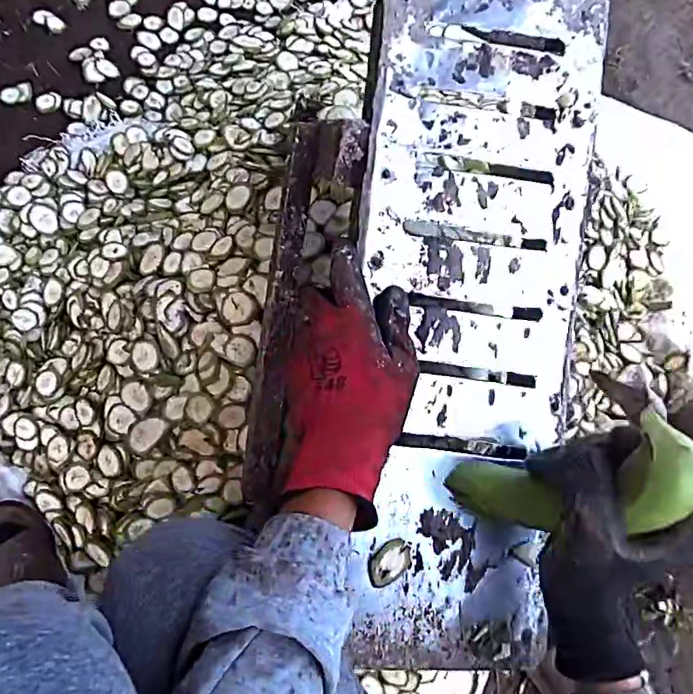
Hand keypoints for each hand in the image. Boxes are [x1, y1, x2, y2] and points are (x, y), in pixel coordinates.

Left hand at [278, 246, 418, 529]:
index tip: (344, 249)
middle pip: (313, 293)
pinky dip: (311, 347)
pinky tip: (327, 365)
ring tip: (338, 341)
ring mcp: (301, 347)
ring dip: (318, 321)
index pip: (344, 276)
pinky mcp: (290, 367)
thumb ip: (395, 326)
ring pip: (305, 320)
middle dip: (324, 293)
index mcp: (351, 320)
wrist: (337, 444)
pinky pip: (299, 345)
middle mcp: (320, 327)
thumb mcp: (403, 366)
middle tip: (344, 306)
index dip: (344, 258)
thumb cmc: (376, 407)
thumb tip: (392, 300)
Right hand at [529, 429, 692, 683]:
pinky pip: (596, 476)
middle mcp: (667, 511)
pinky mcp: (611, 512)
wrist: (572, 618)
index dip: (654, 437)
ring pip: (616, 464)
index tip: (614, 429)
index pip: (684, 461)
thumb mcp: (590, 536)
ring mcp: (638, 511)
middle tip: (566, 455)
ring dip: (581, 457)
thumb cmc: (588, 586)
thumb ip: (591, 489)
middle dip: (603, 449)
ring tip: (548, 465)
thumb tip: (585, 446)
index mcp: (683, 522)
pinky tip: (549, 471)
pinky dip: (573, 468)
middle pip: (643, 458)